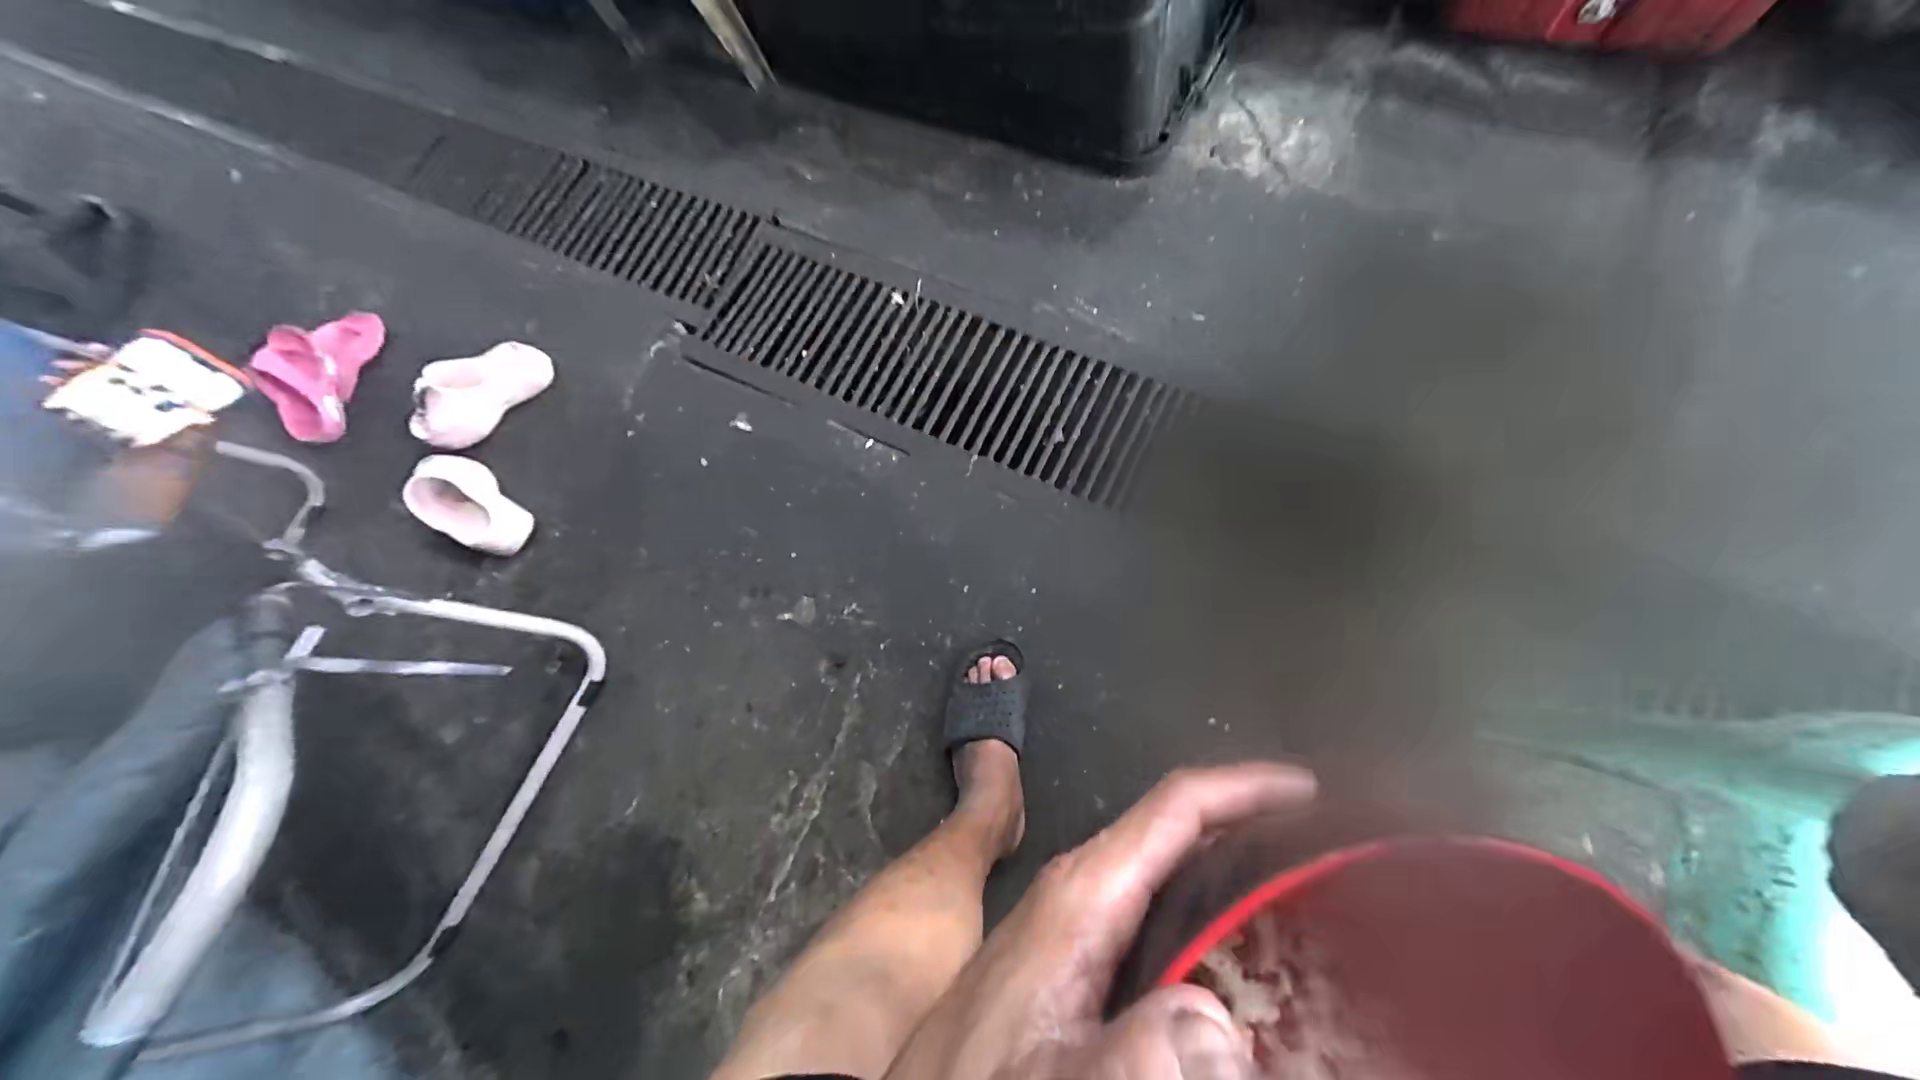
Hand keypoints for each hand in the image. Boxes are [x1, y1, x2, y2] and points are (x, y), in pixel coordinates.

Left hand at [884, 763, 1316, 1079]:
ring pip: (1162, 861)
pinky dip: (1197, 898)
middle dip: (1246, 820)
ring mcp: (1073, 915)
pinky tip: (1232, 941)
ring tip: (1297, 883)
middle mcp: (1082, 886)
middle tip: (1324, 845)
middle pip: (1174, 825)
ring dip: (1225, 858)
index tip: (1310, 790)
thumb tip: (1221, 1028)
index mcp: (1084, 892)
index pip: (1172, 808)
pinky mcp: (1071, 948)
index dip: (1242, 788)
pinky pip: (1149, 901)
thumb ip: (1131, 1061)